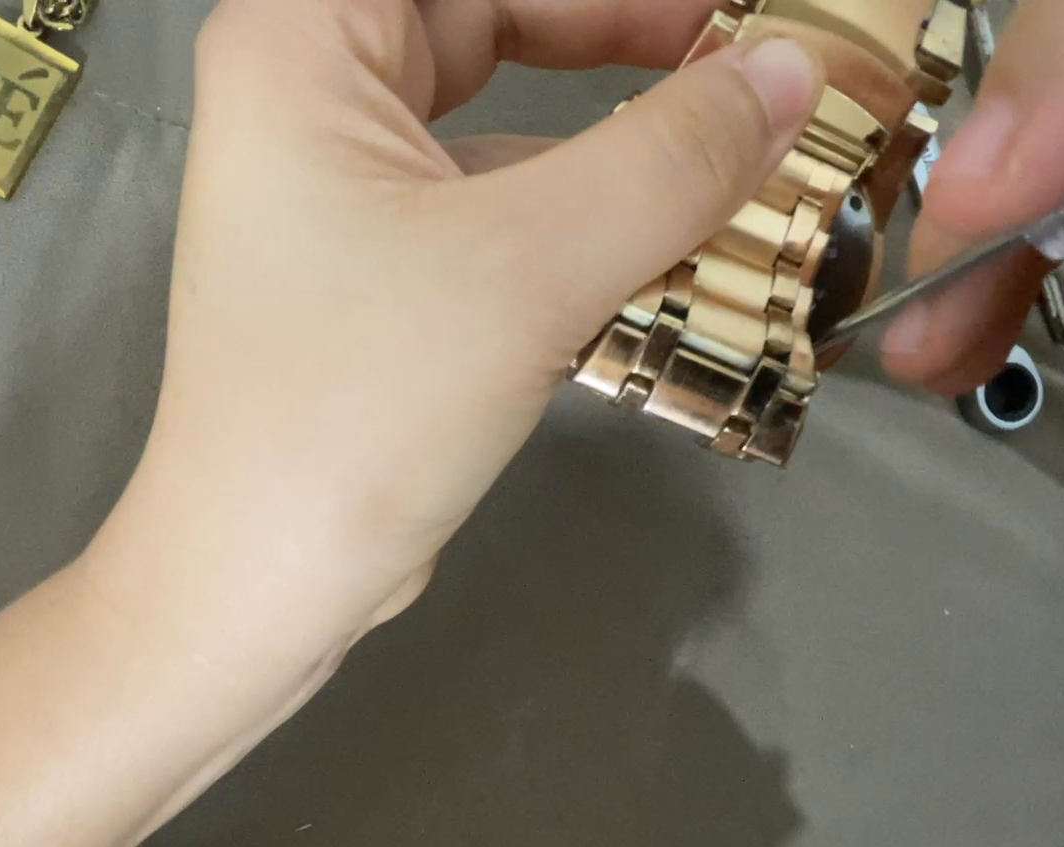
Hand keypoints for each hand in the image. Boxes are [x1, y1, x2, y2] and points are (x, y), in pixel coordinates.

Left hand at [86, 0, 825, 682]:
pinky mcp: (382, 290)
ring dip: (615, 162)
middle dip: (625, 53)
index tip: (733, 19)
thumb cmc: (365, 404)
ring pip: (505, 142)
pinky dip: (576, 237)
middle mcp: (312, 107)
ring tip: (732, 175)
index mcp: (303, 43)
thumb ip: (668, 160)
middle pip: (493, 28)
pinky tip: (658, 256)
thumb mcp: (528, 268)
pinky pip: (496, 228)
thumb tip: (789, 77)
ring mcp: (346, 207)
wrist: (274, 574)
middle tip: (745, 85)